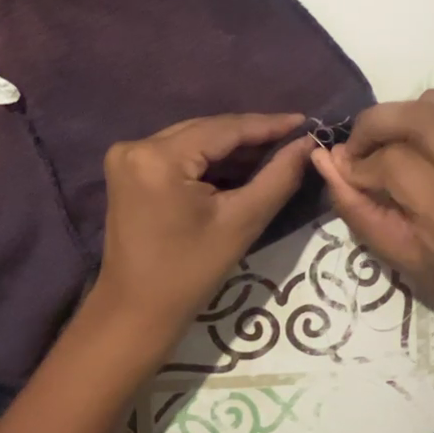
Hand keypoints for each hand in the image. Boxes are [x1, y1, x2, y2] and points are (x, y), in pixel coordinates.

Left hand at [89, 113, 311, 342]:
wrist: (137, 310)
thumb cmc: (190, 273)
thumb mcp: (240, 222)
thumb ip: (277, 178)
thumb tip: (307, 145)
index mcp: (158, 157)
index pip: (223, 129)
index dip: (267, 124)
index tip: (306, 122)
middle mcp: (136, 146)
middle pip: (205, 131)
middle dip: (250, 136)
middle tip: (294, 140)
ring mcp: (126, 157)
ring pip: (191, 141)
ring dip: (229, 149)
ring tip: (274, 152)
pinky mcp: (126, 170)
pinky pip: (176, 154)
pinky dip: (206, 161)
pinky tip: (239, 167)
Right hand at [310, 90, 433, 315]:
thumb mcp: (392, 250)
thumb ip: (353, 204)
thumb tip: (324, 157)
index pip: (394, 162)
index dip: (361, 164)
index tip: (348, 175)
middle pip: (418, 115)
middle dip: (375, 123)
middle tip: (359, 146)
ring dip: (401, 118)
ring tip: (390, 146)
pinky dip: (430, 125)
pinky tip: (428, 154)